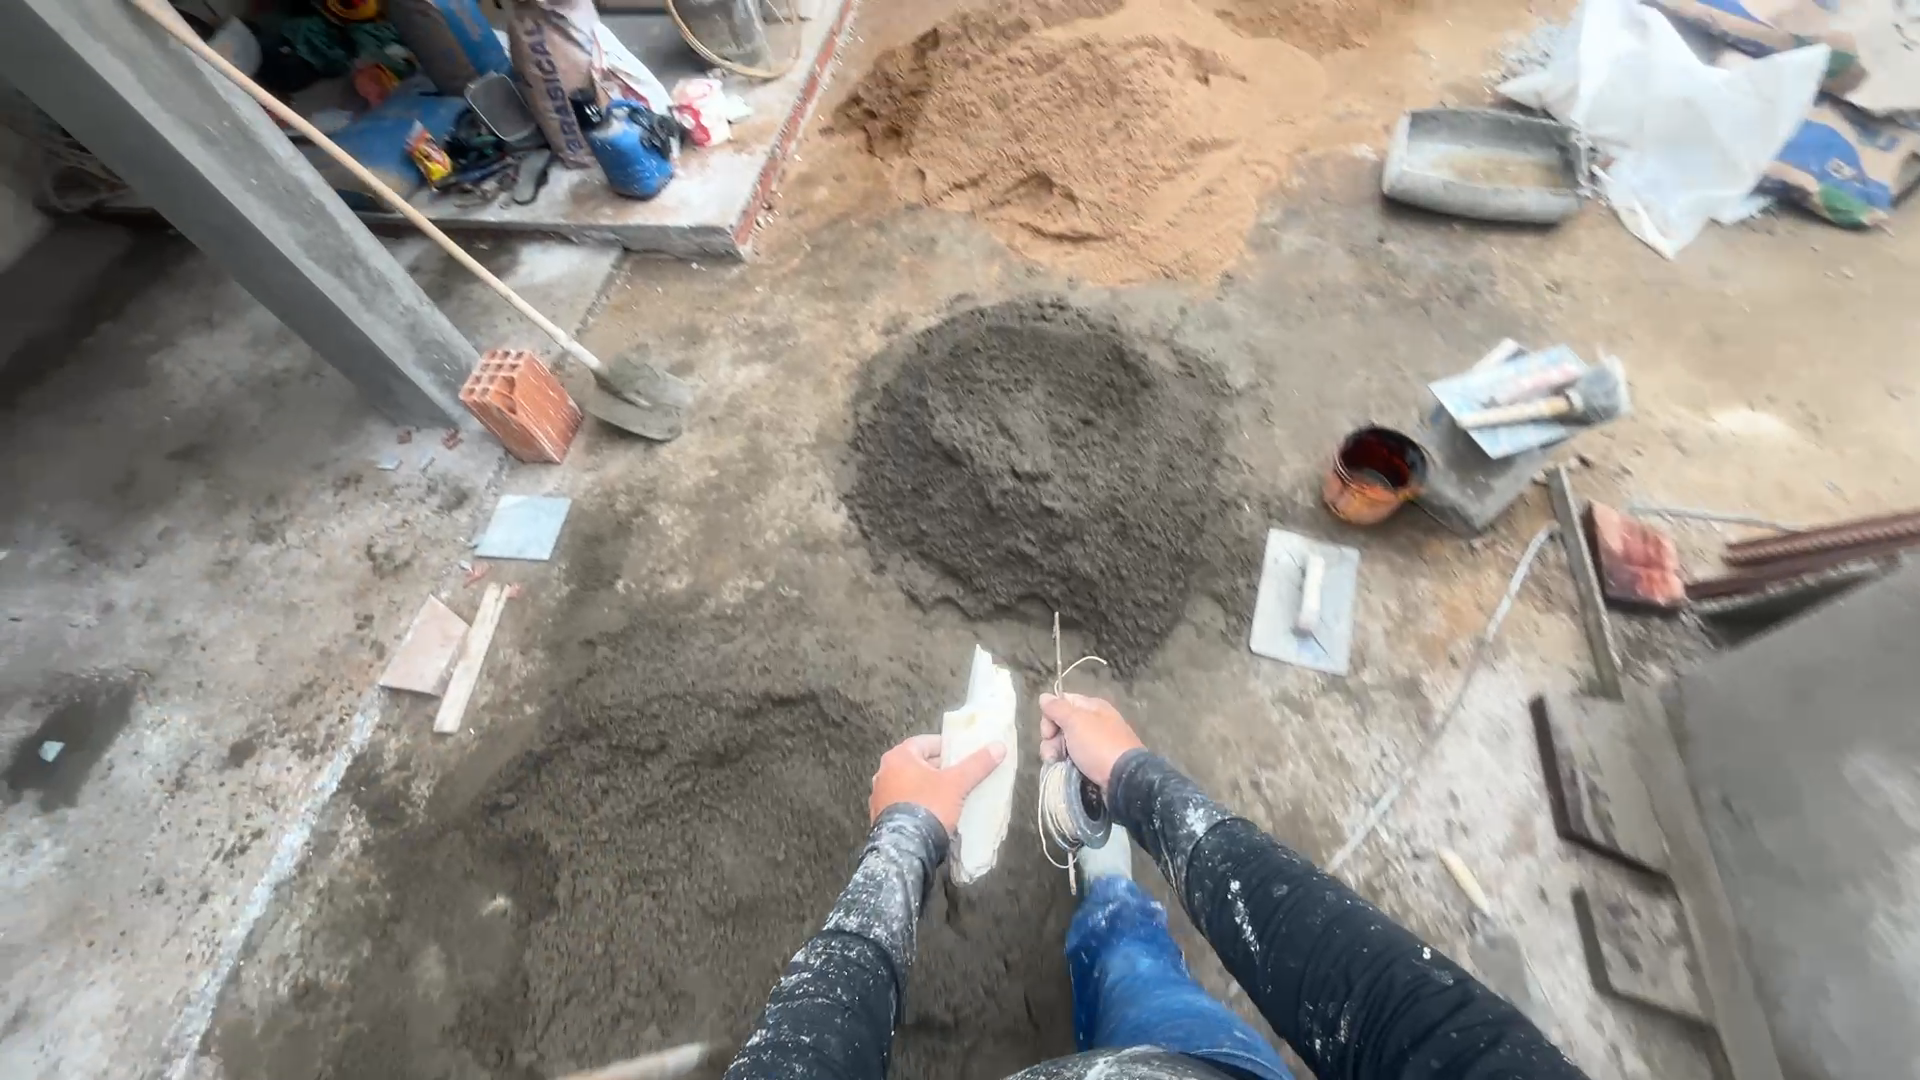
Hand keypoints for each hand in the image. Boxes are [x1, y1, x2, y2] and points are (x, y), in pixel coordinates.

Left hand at [869, 734, 1007, 835]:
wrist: (905, 848)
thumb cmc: (929, 806)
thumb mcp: (957, 783)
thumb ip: (977, 764)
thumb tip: (999, 747)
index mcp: (899, 756)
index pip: (926, 743)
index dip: (947, 747)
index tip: (962, 755)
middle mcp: (884, 771)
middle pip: (918, 763)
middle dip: (939, 768)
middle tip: (959, 775)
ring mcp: (880, 794)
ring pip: (911, 783)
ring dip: (928, 786)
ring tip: (949, 795)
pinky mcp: (880, 815)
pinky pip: (904, 801)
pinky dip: (918, 802)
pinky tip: (933, 812)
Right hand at [1037, 693, 1143, 790]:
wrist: (1124, 780)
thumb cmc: (1099, 745)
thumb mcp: (1076, 721)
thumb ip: (1057, 708)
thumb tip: (1044, 696)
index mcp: (1092, 707)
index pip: (1062, 703)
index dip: (1050, 715)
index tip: (1048, 731)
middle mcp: (1093, 723)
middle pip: (1061, 724)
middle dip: (1051, 738)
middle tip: (1053, 752)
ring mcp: (1094, 744)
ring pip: (1064, 743)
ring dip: (1054, 752)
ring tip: (1056, 763)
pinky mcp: (1094, 763)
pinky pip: (1073, 758)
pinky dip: (1065, 763)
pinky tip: (1063, 770)